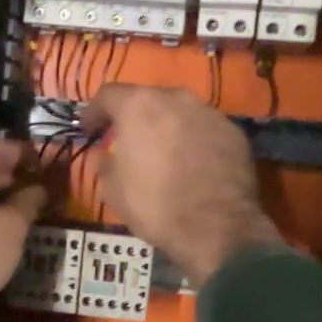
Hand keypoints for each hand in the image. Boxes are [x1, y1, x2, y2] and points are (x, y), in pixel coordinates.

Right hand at [83, 84, 280, 287]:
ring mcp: (209, 112)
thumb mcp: (113, 189)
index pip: (107, 95)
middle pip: (147, 99)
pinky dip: (194, 140)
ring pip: (179, 112)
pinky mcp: (233, 131)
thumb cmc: (154, 205)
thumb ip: (104, 163)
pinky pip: (204, 129)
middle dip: (134, 117)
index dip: (94, 112)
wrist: (216, 226)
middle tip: (127, 140)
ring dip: (167, 127)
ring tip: (163, 152)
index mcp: (139, 106)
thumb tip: (104, 155)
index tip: (88, 130)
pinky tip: (192, 164)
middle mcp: (176, 98)